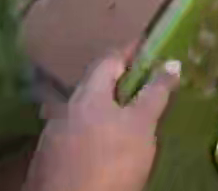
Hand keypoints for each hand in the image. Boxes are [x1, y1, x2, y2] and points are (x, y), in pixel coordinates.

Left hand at [25, 51, 178, 190]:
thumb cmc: (110, 162)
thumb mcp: (143, 124)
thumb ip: (156, 91)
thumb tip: (171, 62)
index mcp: (86, 94)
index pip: (110, 58)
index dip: (133, 50)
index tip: (153, 48)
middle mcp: (63, 112)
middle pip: (95, 87)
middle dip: (120, 83)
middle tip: (147, 85)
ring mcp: (50, 142)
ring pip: (84, 115)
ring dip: (106, 112)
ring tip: (130, 119)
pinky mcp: (46, 170)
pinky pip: (75, 140)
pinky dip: (93, 136)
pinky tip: (106, 149)